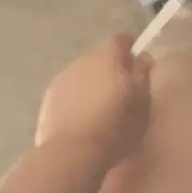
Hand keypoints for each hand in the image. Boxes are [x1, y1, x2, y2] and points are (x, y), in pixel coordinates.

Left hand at [35, 34, 153, 166]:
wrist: (72, 152)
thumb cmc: (116, 127)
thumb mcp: (142, 102)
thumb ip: (142, 75)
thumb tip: (141, 58)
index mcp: (109, 56)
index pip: (121, 39)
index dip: (130, 49)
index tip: (136, 66)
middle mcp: (84, 59)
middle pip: (100, 55)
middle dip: (110, 67)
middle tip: (120, 91)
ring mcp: (63, 77)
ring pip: (83, 73)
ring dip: (92, 83)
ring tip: (99, 108)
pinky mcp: (48, 98)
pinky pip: (68, 90)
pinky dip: (76, 98)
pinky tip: (81, 119)